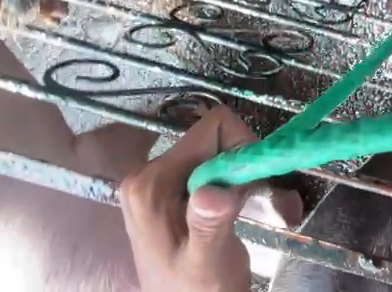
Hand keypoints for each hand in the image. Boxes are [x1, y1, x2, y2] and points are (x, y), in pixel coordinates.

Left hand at [119, 106, 261, 291]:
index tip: (244, 186)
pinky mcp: (173, 188)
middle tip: (242, 202)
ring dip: (239, 173)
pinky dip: (233, 179)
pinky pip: (215, 161)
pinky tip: (233, 208)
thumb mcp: (206, 264)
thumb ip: (208, 225)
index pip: (212, 127)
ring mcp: (159, 181)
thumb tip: (212, 190)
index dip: (239, 149)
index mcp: (150, 185)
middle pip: (215, 134)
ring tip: (238, 209)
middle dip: (240, 162)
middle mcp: (148, 175)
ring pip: (219, 147)